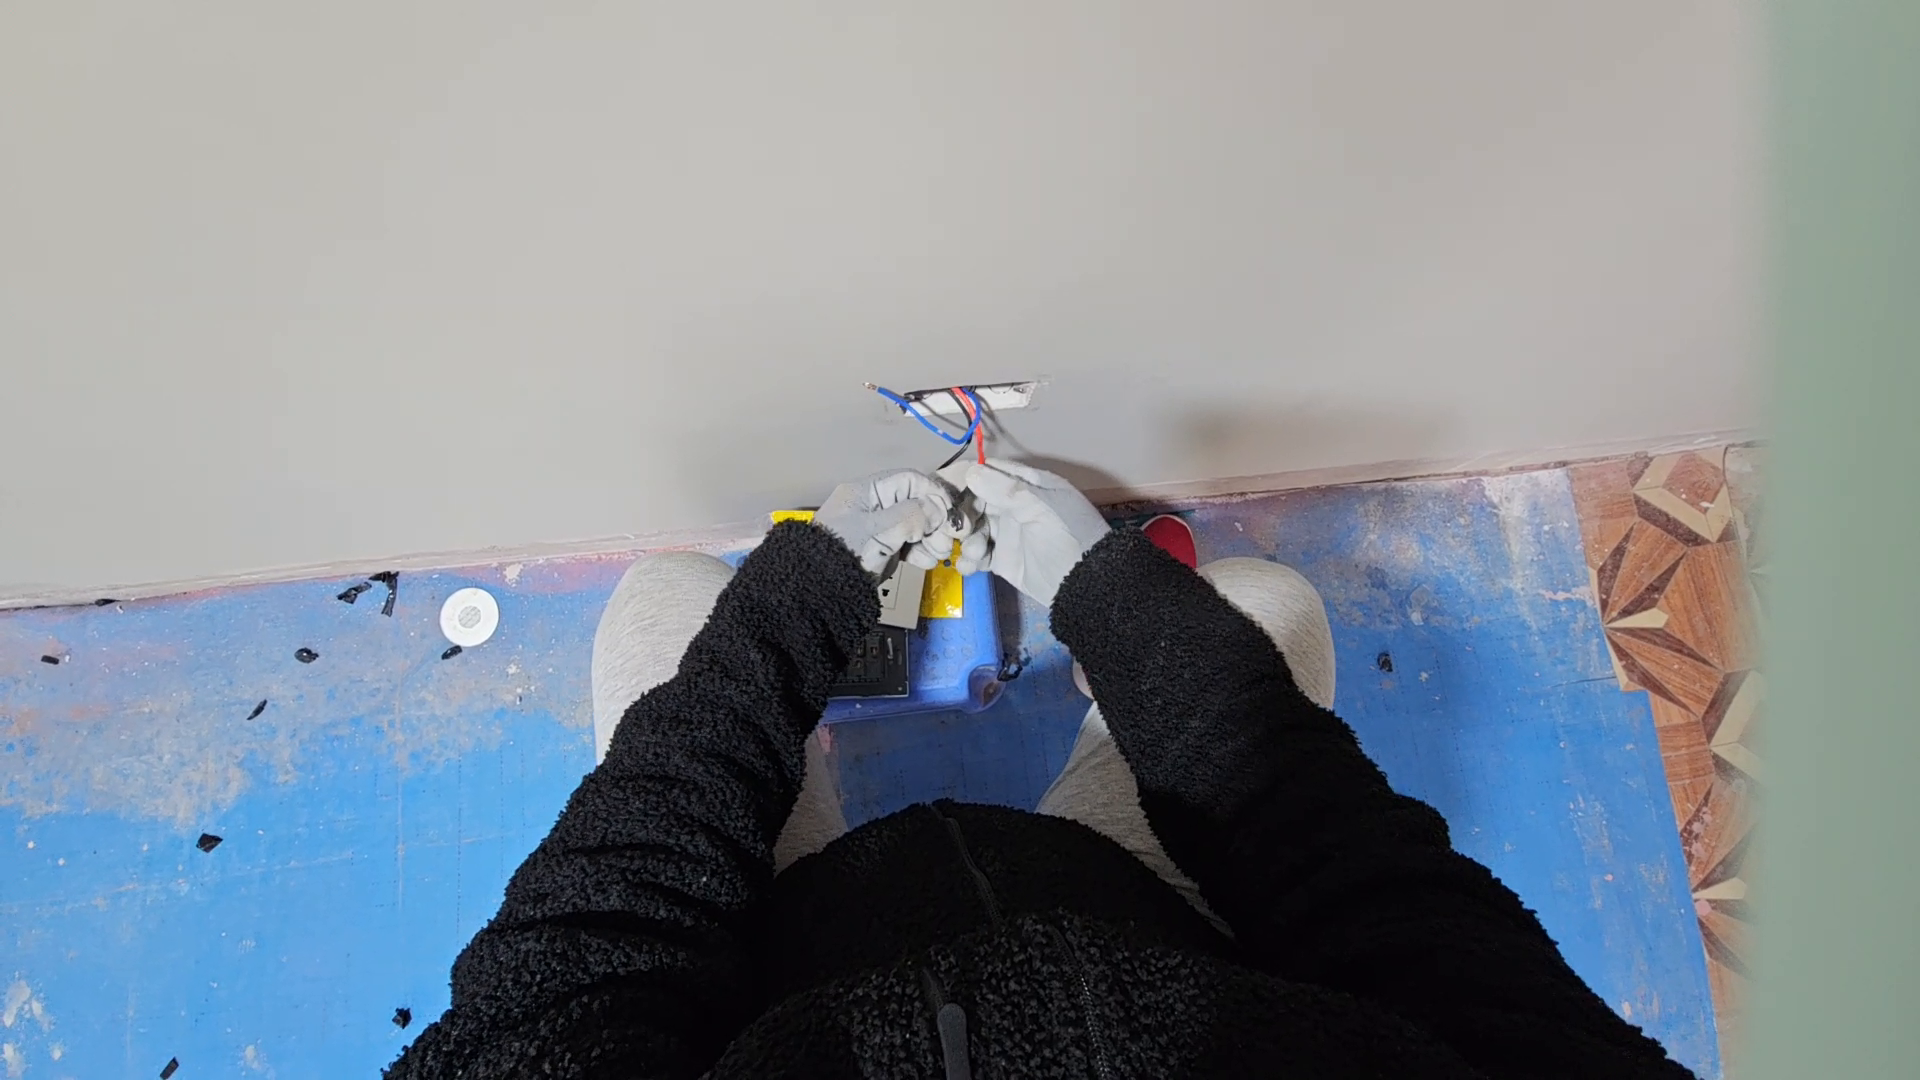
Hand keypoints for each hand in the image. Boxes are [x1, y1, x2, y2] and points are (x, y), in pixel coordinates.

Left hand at [813, 470, 961, 575]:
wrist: (820, 593)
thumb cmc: (842, 555)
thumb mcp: (877, 530)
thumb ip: (911, 515)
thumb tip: (937, 509)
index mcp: (867, 491)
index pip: (910, 480)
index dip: (933, 494)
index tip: (948, 513)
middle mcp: (875, 506)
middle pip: (917, 503)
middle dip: (935, 521)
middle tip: (946, 539)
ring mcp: (879, 529)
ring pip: (917, 526)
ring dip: (932, 538)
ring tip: (938, 552)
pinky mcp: (883, 549)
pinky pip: (909, 544)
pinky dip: (921, 551)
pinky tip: (927, 561)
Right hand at [957, 458, 1109, 604]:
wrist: (1084, 587)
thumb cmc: (1068, 538)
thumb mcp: (1042, 507)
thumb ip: (1006, 490)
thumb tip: (971, 471)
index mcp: (1027, 486)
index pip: (990, 472)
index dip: (965, 477)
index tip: (943, 487)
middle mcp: (1014, 506)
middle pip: (975, 500)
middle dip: (962, 513)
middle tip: (956, 528)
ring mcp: (1007, 533)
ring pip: (973, 528)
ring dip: (967, 539)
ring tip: (976, 552)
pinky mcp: (1002, 559)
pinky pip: (977, 554)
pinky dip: (969, 559)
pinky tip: (970, 565)